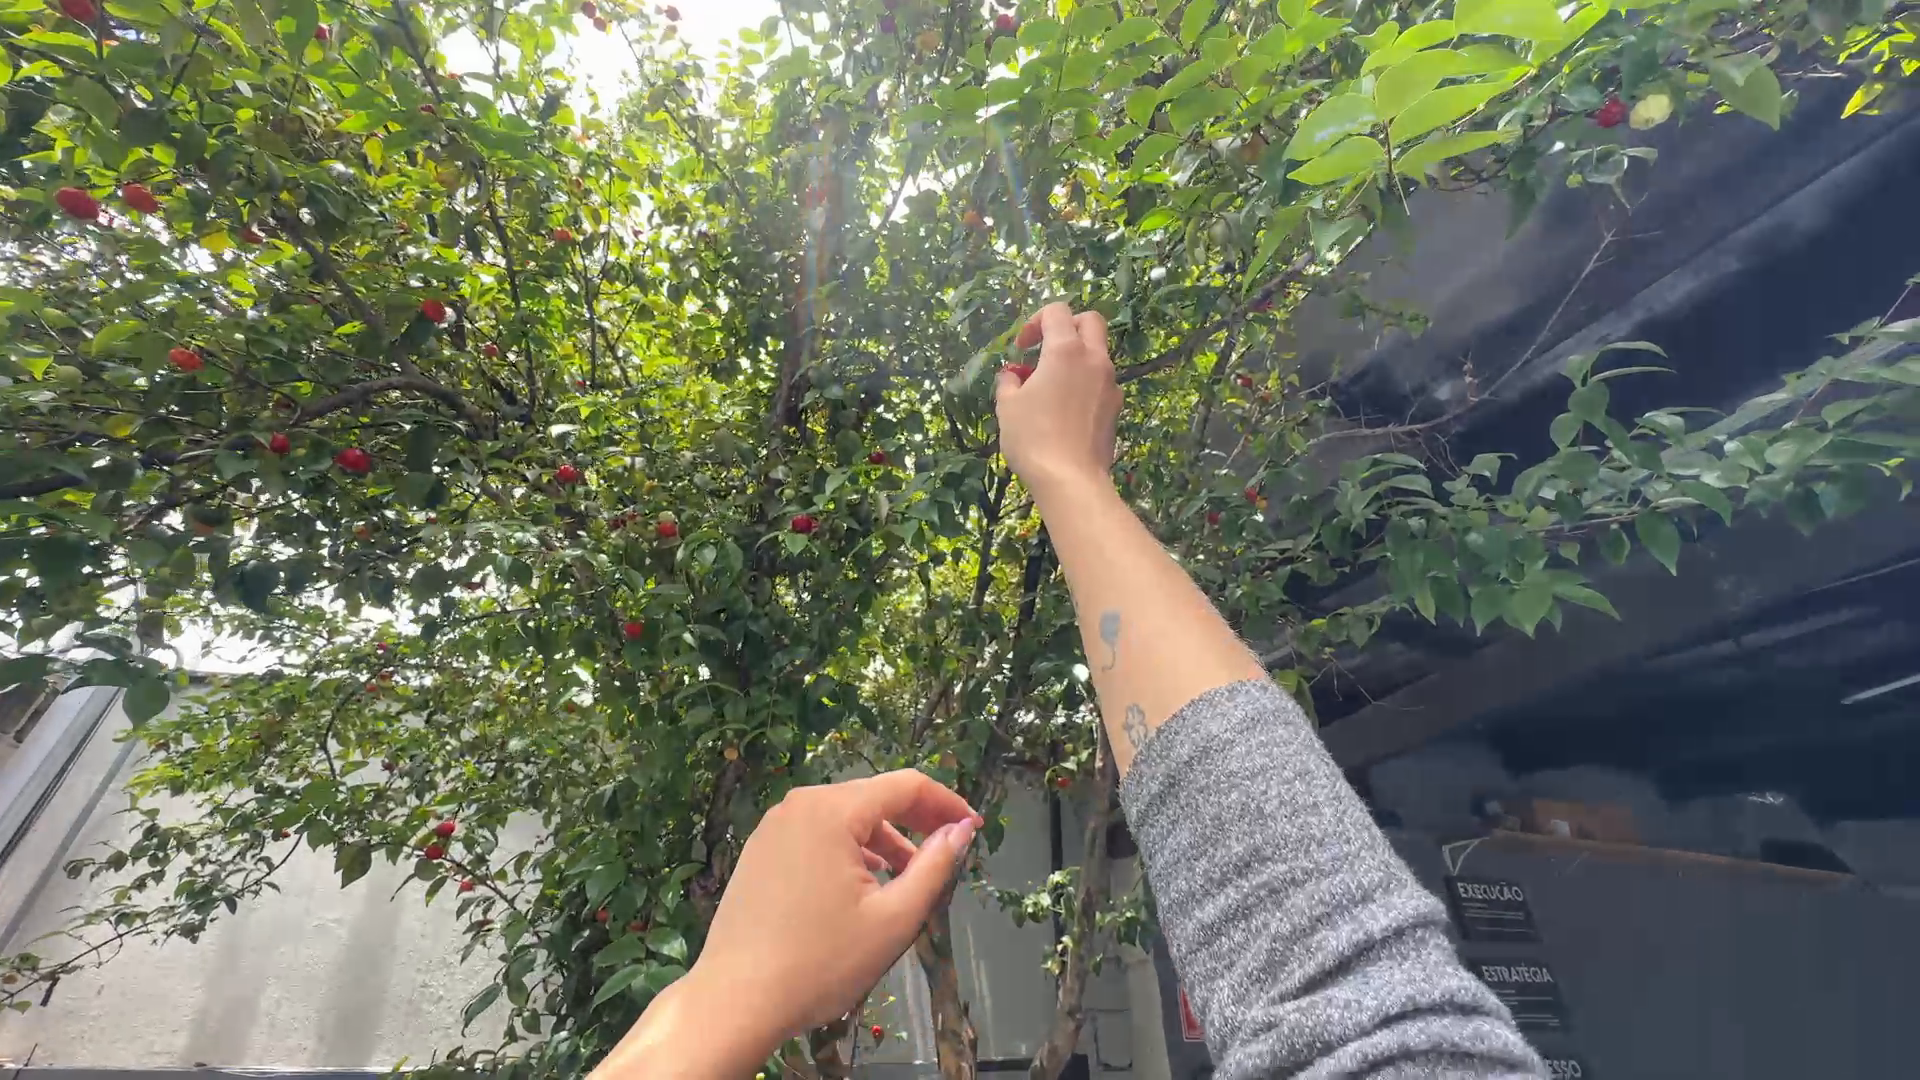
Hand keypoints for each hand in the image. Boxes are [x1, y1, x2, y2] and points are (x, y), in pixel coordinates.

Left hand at [600, 771, 979, 1078]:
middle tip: (948, 850)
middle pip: (874, 797)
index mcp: (832, 810)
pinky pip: (819, 833)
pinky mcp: (761, 848)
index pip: (906, 785)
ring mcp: (776, 825)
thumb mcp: (893, 918)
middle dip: (916, 821)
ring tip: (907, 879)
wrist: (733, 1004)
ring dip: (884, 839)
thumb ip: (934, 866)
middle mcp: (801, 803)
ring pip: (846, 817)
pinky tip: (862, 884)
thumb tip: (961, 829)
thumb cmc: (820, 961)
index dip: (946, 803)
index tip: (974, 827)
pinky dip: (850, 849)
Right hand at [996, 302, 1120, 496]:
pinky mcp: (1116, 408)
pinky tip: (1066, 411)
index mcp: (1066, 351)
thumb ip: (1009, 382)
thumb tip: (1013, 375)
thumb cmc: (1033, 438)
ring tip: (1052, 386)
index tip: (1021, 348)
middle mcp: (1094, 360)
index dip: (1035, 322)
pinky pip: (1101, 383)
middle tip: (1046, 349)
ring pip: (1098, 354)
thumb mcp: (1008, 407)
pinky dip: (1085, 383)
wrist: (1071, 479)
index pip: (1057, 312)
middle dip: (1067, 327)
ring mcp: (1111, 384)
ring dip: (1076, 358)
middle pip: (1090, 321)